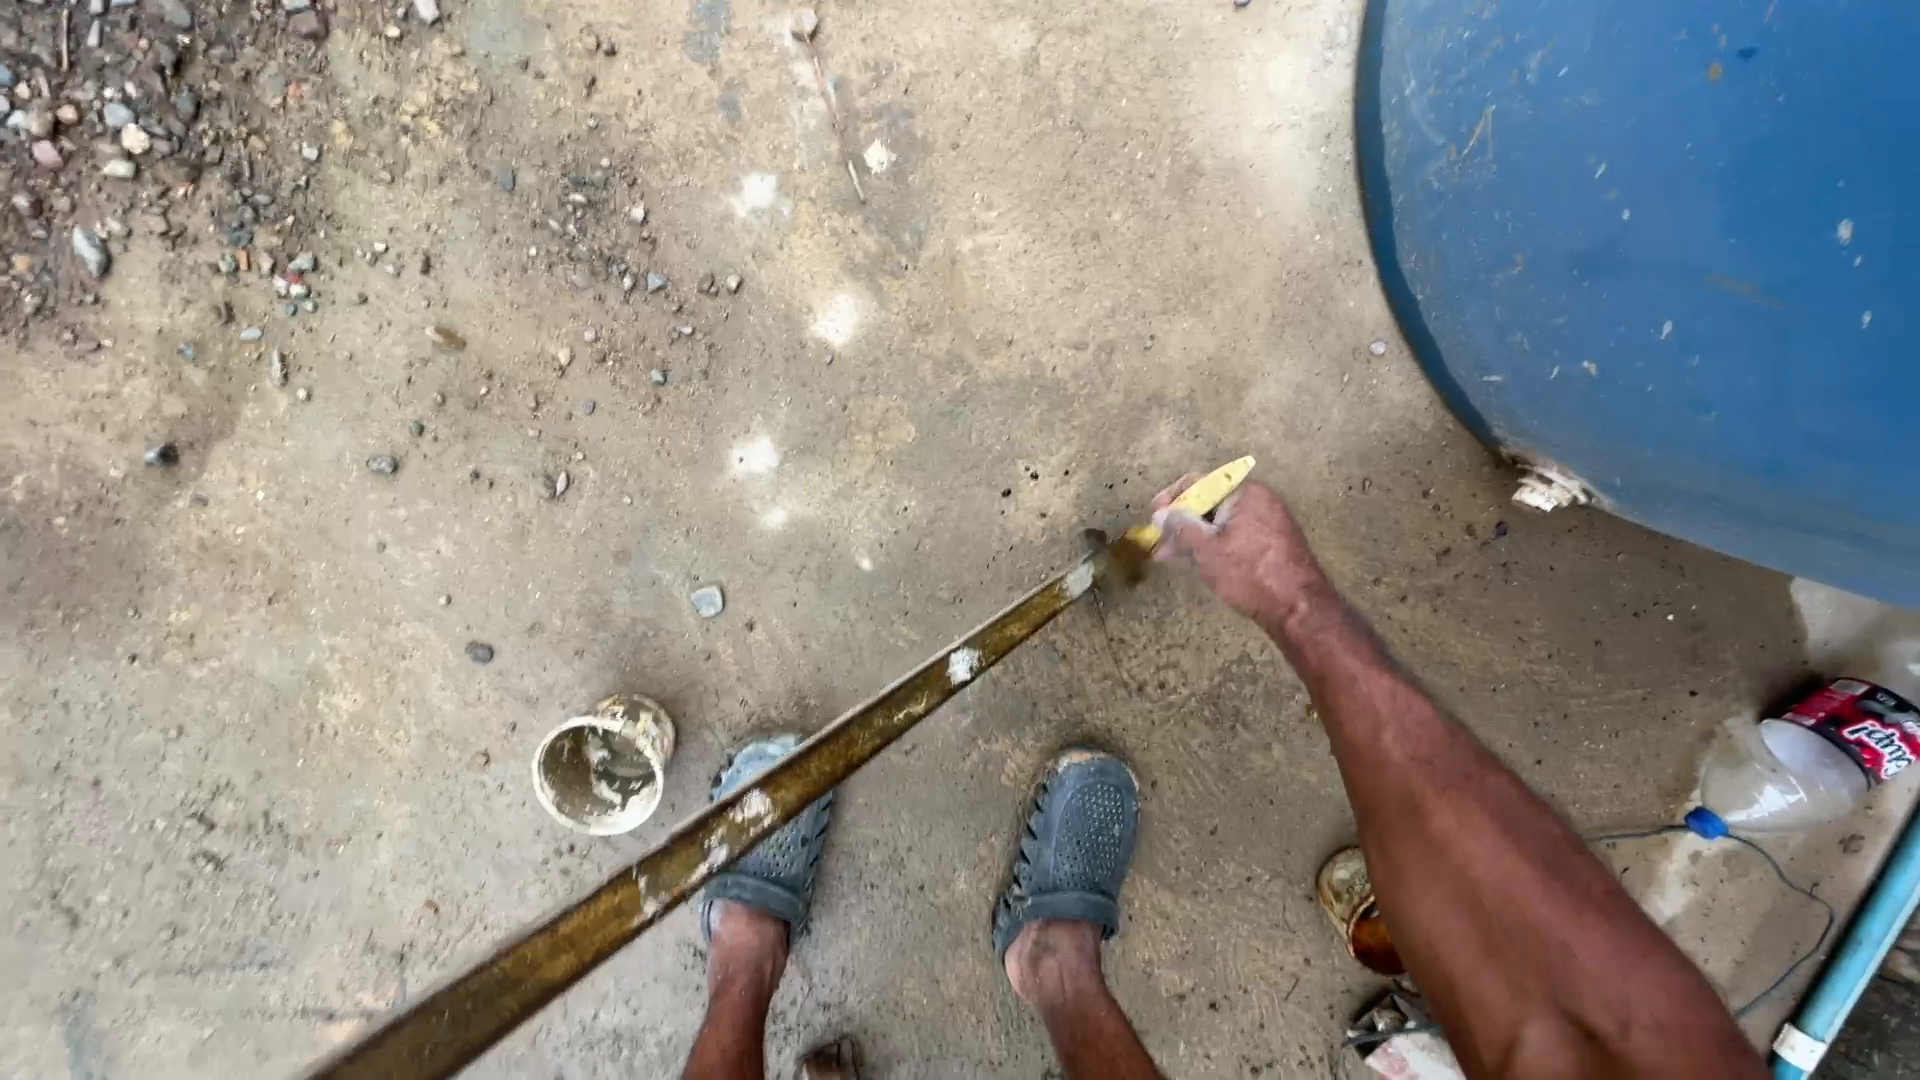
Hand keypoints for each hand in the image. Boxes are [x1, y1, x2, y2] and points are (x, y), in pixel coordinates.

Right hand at [1151, 477, 1330, 625]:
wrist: (1297, 607)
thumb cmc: (1248, 572)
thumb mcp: (1206, 548)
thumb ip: (1180, 526)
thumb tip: (1160, 514)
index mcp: (1245, 492)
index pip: (1199, 482)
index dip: (1172, 497)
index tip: (1153, 515)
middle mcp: (1258, 501)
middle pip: (1209, 504)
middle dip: (1180, 522)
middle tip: (1158, 539)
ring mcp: (1266, 523)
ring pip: (1219, 524)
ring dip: (1192, 538)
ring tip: (1167, 555)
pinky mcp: (1269, 545)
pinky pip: (1233, 537)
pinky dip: (1212, 546)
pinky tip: (1191, 561)